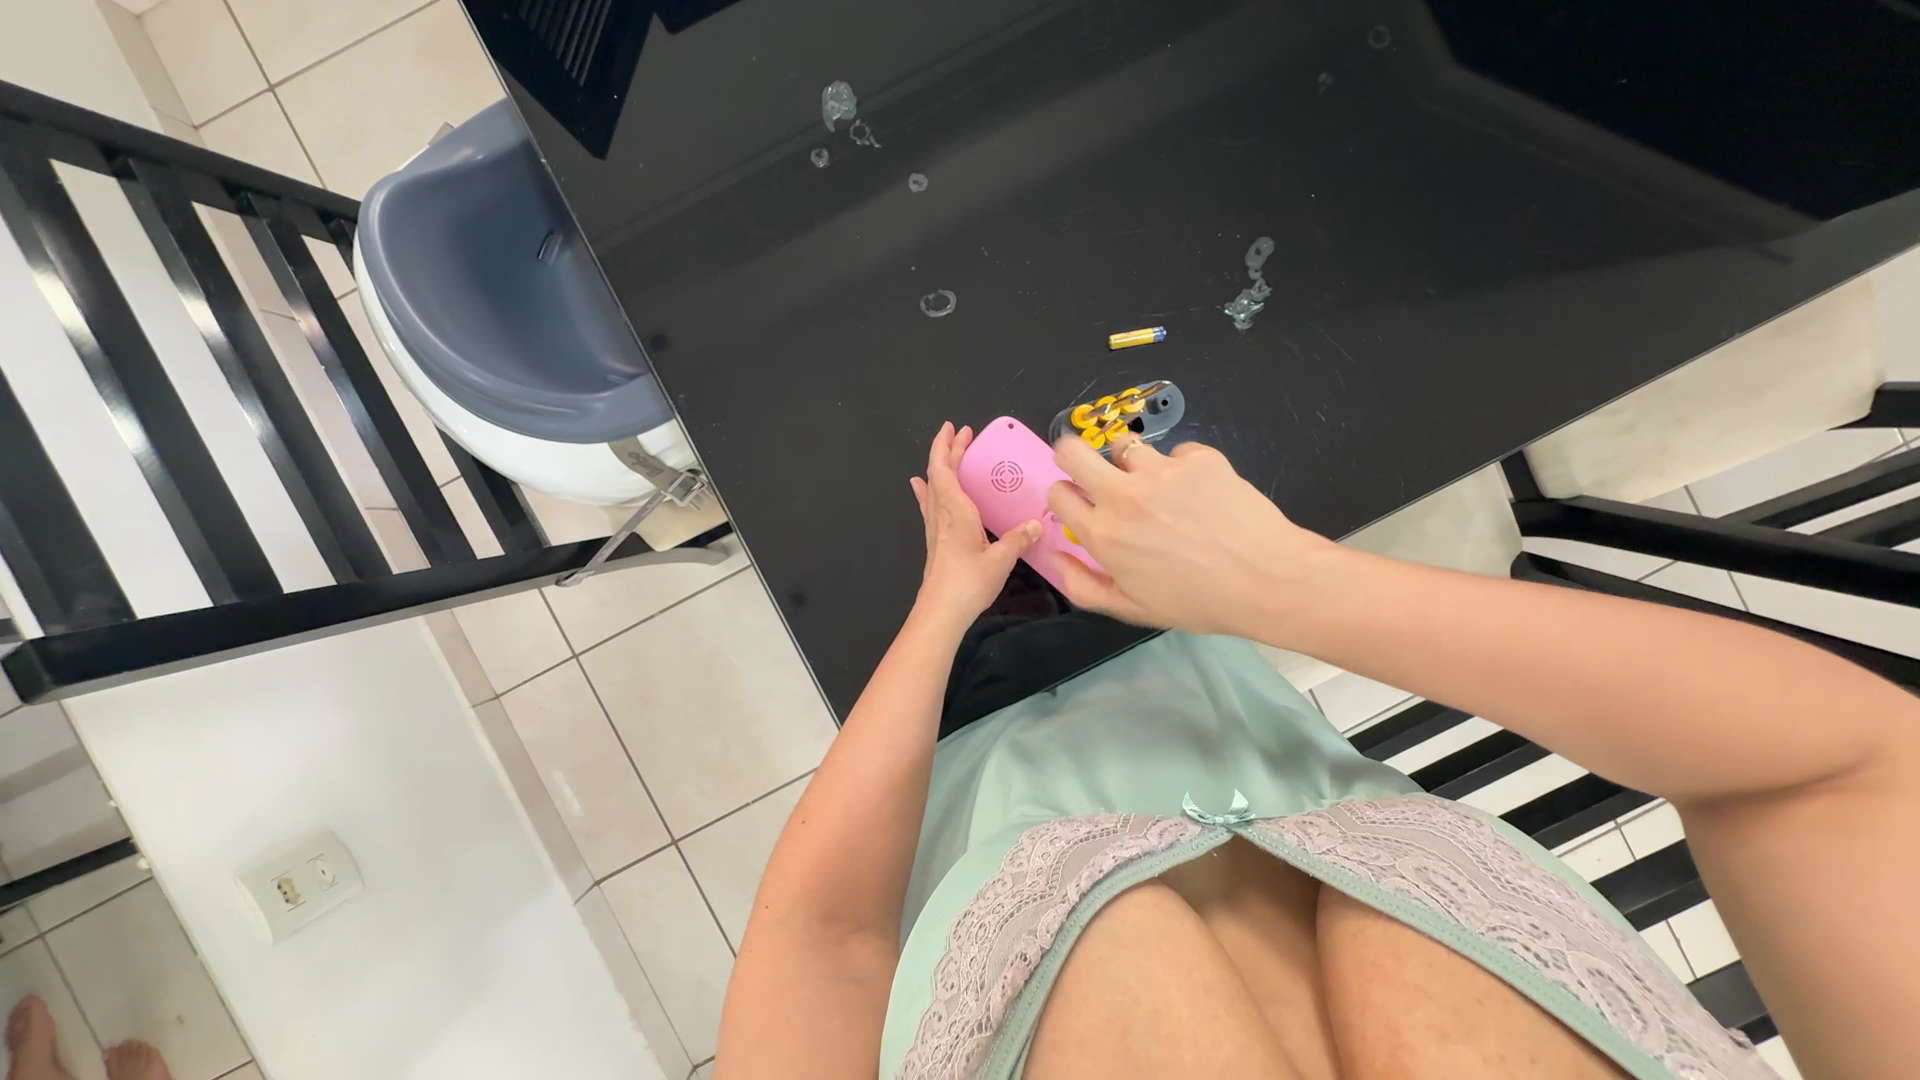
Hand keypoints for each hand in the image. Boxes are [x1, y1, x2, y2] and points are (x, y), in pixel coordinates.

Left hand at [910, 422, 1042, 623]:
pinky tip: (920, 486)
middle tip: (961, 434)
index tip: (955, 428)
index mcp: (956, 512)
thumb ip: (1018, 539)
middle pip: (939, 475)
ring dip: (941, 468)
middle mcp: (942, 515)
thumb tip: (1037, 524)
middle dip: (949, 451)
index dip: (947, 447)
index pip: (945, 470)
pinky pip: (930, 506)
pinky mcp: (936, 542)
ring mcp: (935, 529)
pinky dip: (927, 490)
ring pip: (934, 489)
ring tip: (947, 453)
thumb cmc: (968, 583)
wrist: (941, 613)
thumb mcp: (1001, 560)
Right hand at [1045, 435, 1338, 637]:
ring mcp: (1161, 471)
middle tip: (1092, 471)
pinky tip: (1200, 492)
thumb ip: (1082, 583)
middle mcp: (1124, 495)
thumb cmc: (1197, 602)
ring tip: (1156, 485)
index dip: (1064, 496)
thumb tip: (1052, 552)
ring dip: (1131, 463)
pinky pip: (1175, 452)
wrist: (1267, 579)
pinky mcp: (1198, 458)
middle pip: (1072, 450)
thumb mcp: (1131, 608)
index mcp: (1103, 533)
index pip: (1058, 493)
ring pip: (1124, 446)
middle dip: (1072, 456)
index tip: (1079, 503)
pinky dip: (1180, 468)